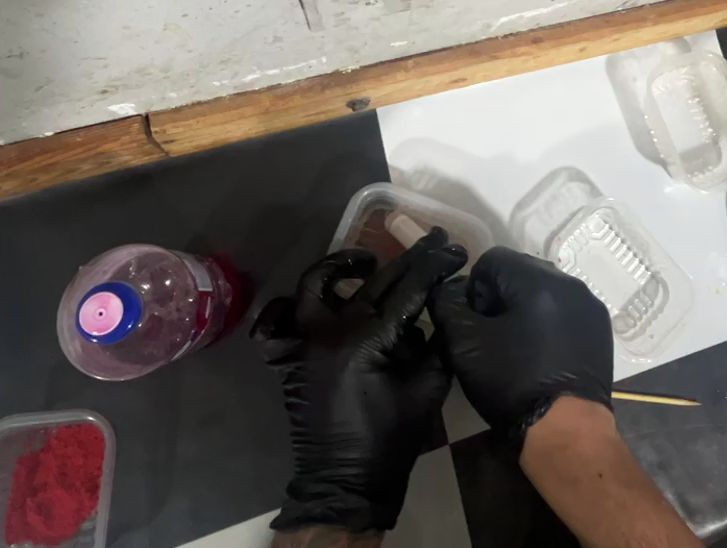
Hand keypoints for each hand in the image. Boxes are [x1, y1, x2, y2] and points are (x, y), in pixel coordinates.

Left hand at [252, 228, 465, 532]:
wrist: (345, 484)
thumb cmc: (391, 439)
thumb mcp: (429, 387)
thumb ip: (438, 340)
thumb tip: (443, 302)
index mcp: (369, 340)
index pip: (409, 289)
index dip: (435, 266)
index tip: (453, 249)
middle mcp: (331, 332)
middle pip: (373, 281)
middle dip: (407, 260)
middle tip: (429, 243)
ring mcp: (302, 343)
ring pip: (314, 285)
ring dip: (340, 267)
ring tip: (365, 264)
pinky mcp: (285, 359)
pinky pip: (273, 324)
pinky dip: (286, 309)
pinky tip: (310, 305)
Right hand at [431, 247, 612, 445]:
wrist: (567, 432)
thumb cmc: (513, 385)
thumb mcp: (465, 345)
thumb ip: (449, 306)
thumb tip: (452, 289)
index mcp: (537, 280)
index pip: (493, 259)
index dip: (476, 288)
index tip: (477, 321)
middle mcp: (568, 282)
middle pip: (521, 270)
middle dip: (501, 294)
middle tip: (494, 334)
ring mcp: (589, 303)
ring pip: (545, 288)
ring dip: (526, 306)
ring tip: (518, 344)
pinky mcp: (600, 325)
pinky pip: (566, 307)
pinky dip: (550, 319)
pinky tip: (543, 352)